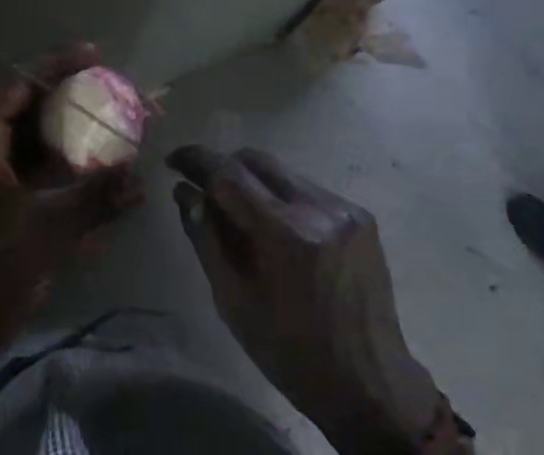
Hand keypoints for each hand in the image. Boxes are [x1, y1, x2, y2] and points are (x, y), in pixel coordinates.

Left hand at [0, 46, 143, 350]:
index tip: (93, 55)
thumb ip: (96, 197)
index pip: (18, 87)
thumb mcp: (49, 227)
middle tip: (105, 84)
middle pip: (23, 106)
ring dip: (63, 124)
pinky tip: (89, 158)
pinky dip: (56, 155)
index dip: (55, 67)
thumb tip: (139, 176)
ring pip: (26, 133)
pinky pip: (27, 160)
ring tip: (103, 114)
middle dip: (64, 94)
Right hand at [169, 146, 448, 453]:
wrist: (370, 385)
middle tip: (201, 186)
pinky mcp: (360, 217)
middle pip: (256, 160)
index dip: (196, 160)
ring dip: (252, 181)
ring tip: (237, 213)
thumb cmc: (291, 351)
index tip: (173, 160)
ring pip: (281, 172)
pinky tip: (274, 227)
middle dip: (223, 166)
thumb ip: (205, 237)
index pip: (230, 174)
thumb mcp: (233, 300)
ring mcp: (344, 209)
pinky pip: (306, 189)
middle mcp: (319, 208)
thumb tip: (184, 191)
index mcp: (286, 234)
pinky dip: (280, 197)